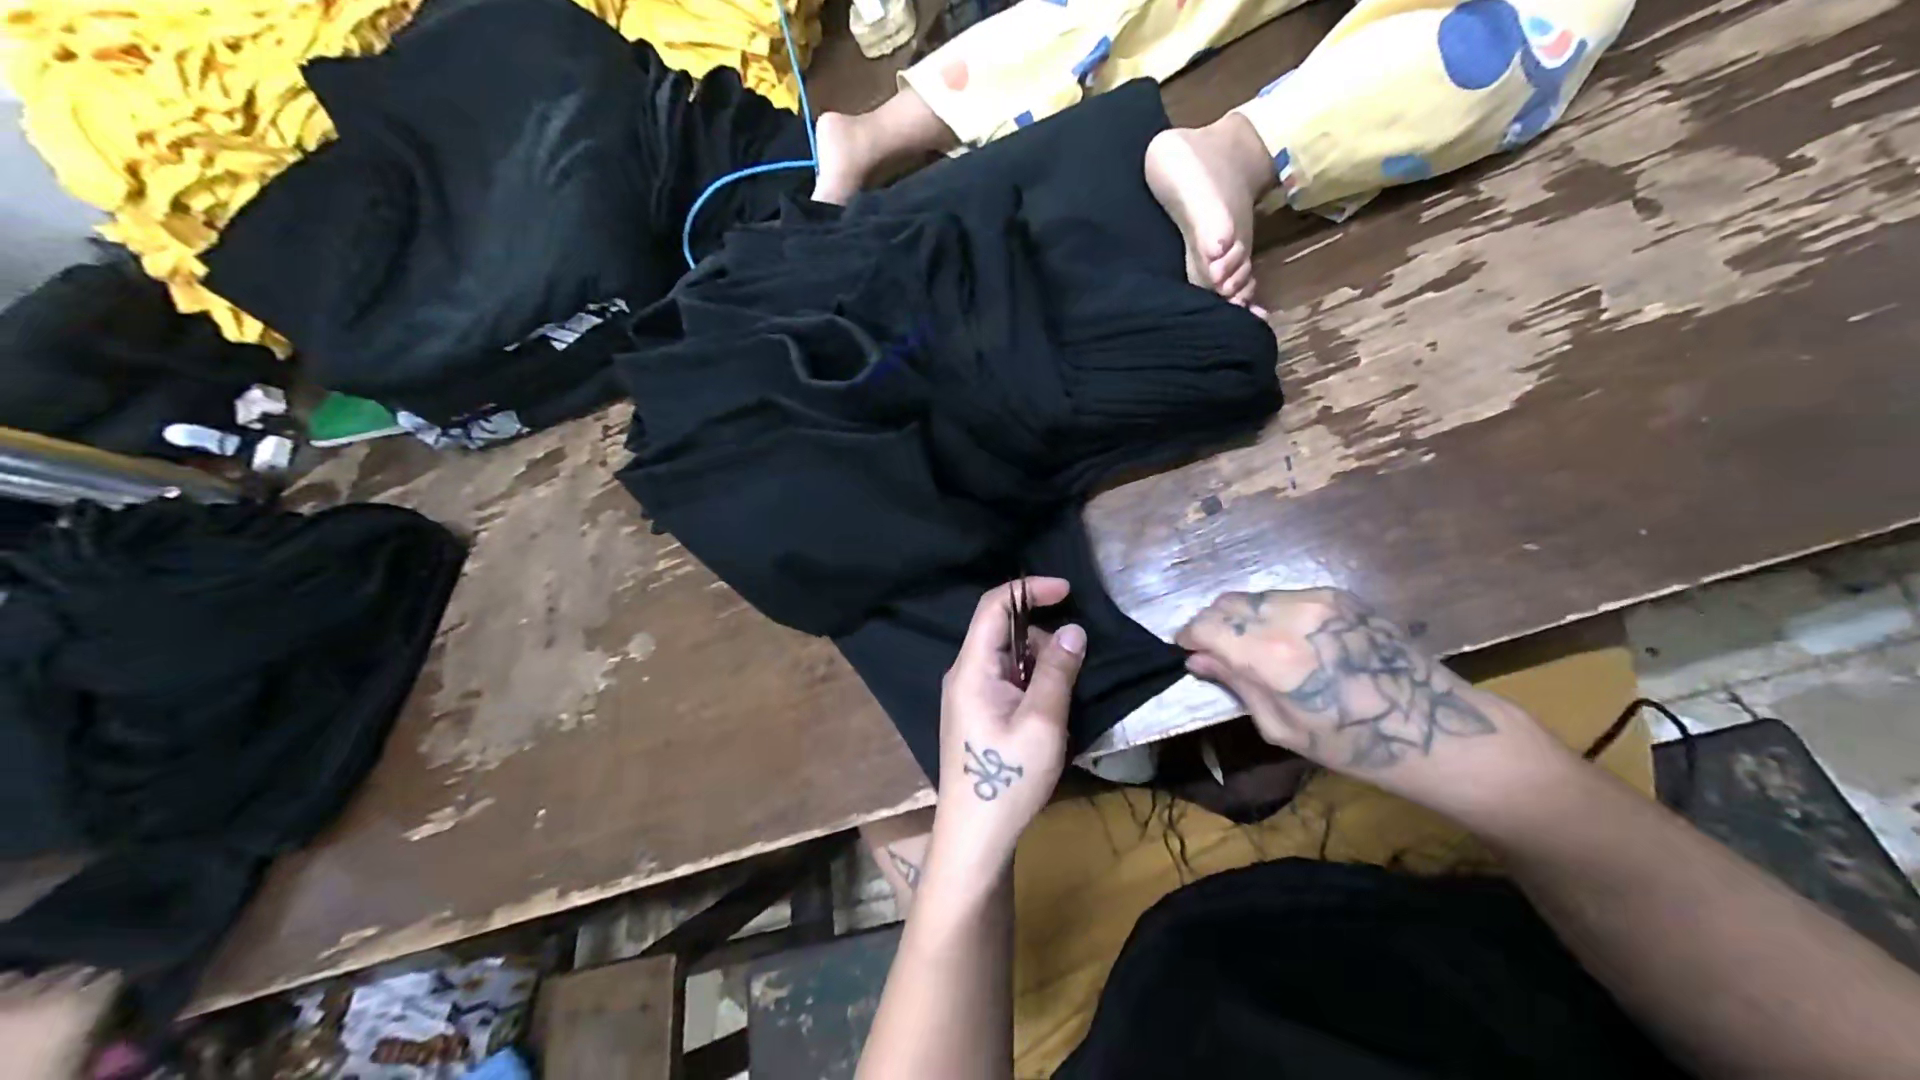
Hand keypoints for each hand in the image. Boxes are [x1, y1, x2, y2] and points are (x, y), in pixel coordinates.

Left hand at [928, 578, 1085, 882]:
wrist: (976, 834)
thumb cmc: (1008, 778)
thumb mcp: (1043, 722)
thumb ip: (1058, 671)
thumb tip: (1073, 629)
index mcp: (972, 669)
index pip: (994, 606)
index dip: (1029, 590)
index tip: (1067, 592)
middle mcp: (965, 674)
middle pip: (1002, 631)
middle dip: (1042, 635)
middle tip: (1073, 667)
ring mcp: (969, 695)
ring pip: (1009, 657)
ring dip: (1041, 663)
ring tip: (1062, 700)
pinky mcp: (978, 713)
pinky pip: (1007, 679)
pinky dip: (1032, 682)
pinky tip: (1049, 711)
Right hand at [1176, 588, 1563, 811]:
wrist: (1437, 729)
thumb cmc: (1353, 744)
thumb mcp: (1282, 727)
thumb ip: (1236, 684)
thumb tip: (1197, 660)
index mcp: (1272, 657)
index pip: (1206, 626)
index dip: (1189, 637)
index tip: (1188, 651)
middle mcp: (1290, 616)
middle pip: (1225, 604)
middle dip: (1213, 626)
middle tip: (1217, 653)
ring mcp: (1318, 600)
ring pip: (1253, 596)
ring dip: (1241, 618)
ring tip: (1255, 649)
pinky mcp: (1339, 595)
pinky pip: (1284, 595)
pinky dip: (1271, 613)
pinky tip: (1289, 641)